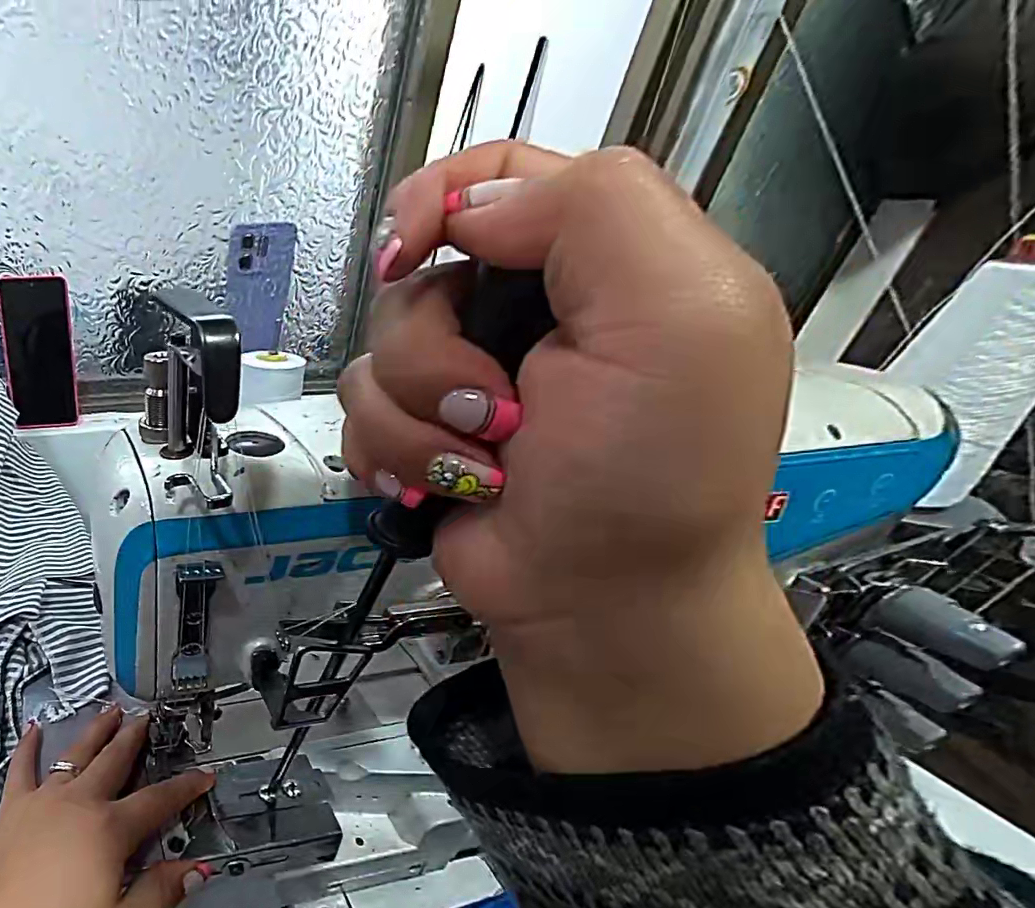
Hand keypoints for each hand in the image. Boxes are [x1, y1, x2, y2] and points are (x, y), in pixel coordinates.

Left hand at [0, 708, 214, 907]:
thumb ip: (163, 892)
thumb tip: (198, 867)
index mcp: (109, 830)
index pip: (158, 800)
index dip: (185, 787)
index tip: (204, 775)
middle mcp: (77, 805)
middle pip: (114, 761)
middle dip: (135, 738)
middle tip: (147, 718)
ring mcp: (40, 805)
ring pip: (75, 756)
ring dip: (95, 732)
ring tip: (110, 710)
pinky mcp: (11, 815)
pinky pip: (21, 771)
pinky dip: (28, 748)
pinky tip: (33, 730)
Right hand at [340, 141, 822, 773]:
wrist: (598, 602)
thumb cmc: (652, 474)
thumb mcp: (676, 315)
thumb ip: (590, 211)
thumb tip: (468, 216)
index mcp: (595, 261)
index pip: (495, 179)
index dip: (435, 200)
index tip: (404, 254)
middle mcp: (519, 313)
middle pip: (415, 279)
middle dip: (435, 356)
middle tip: (496, 415)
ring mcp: (460, 379)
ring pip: (376, 357)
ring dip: (417, 423)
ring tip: (476, 471)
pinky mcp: (417, 434)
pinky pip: (359, 415)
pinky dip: (390, 455)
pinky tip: (433, 488)